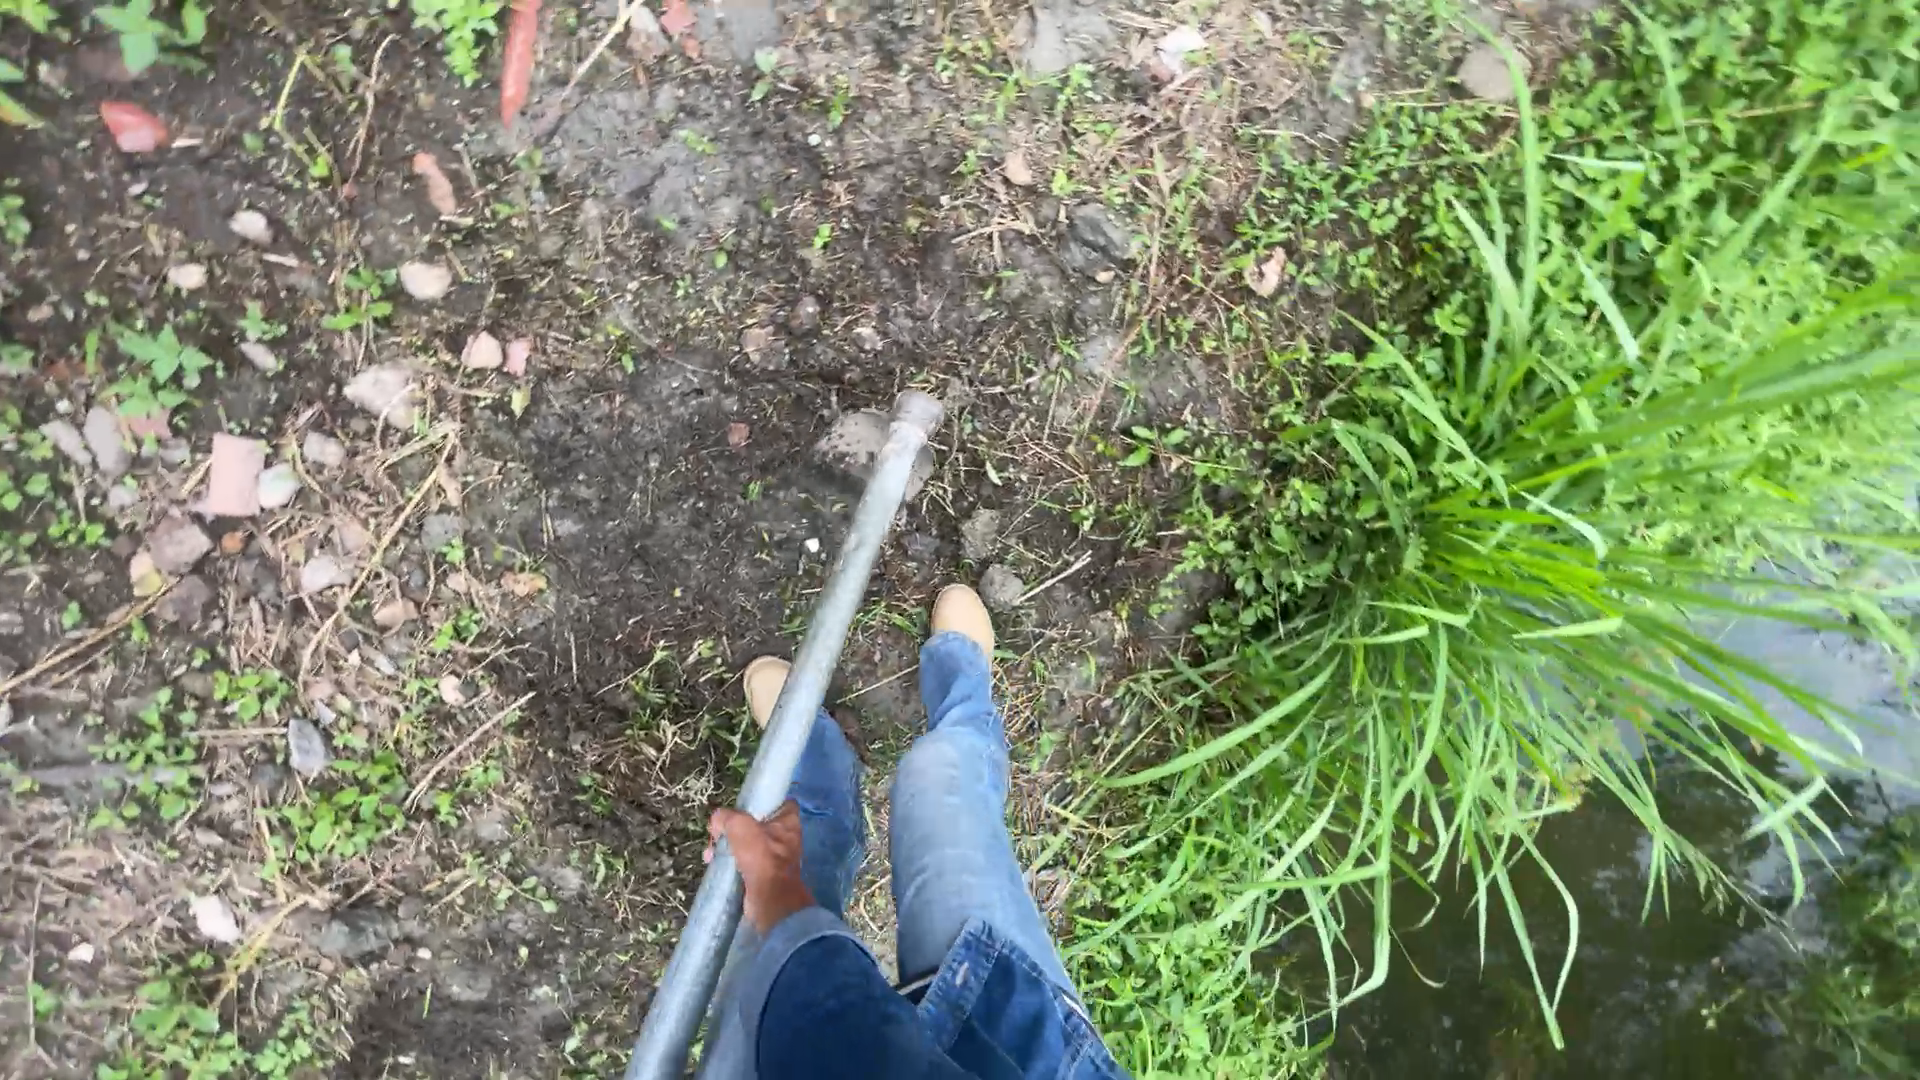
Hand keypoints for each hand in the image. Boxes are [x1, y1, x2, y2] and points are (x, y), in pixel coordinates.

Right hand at [707, 800, 814, 933]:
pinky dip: (731, 863)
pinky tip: (715, 865)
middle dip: (734, 829)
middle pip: (757, 825)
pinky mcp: (765, 875)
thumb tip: (717, 819)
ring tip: (711, 854)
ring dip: (728, 847)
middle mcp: (786, 837)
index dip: (763, 802)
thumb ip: (727, 817)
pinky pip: (745, 863)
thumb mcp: (740, 826)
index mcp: (789, 821)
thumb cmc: (762, 856)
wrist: (769, 899)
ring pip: (748, 844)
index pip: (780, 802)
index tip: (744, 808)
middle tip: (717, 835)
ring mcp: (776, 857)